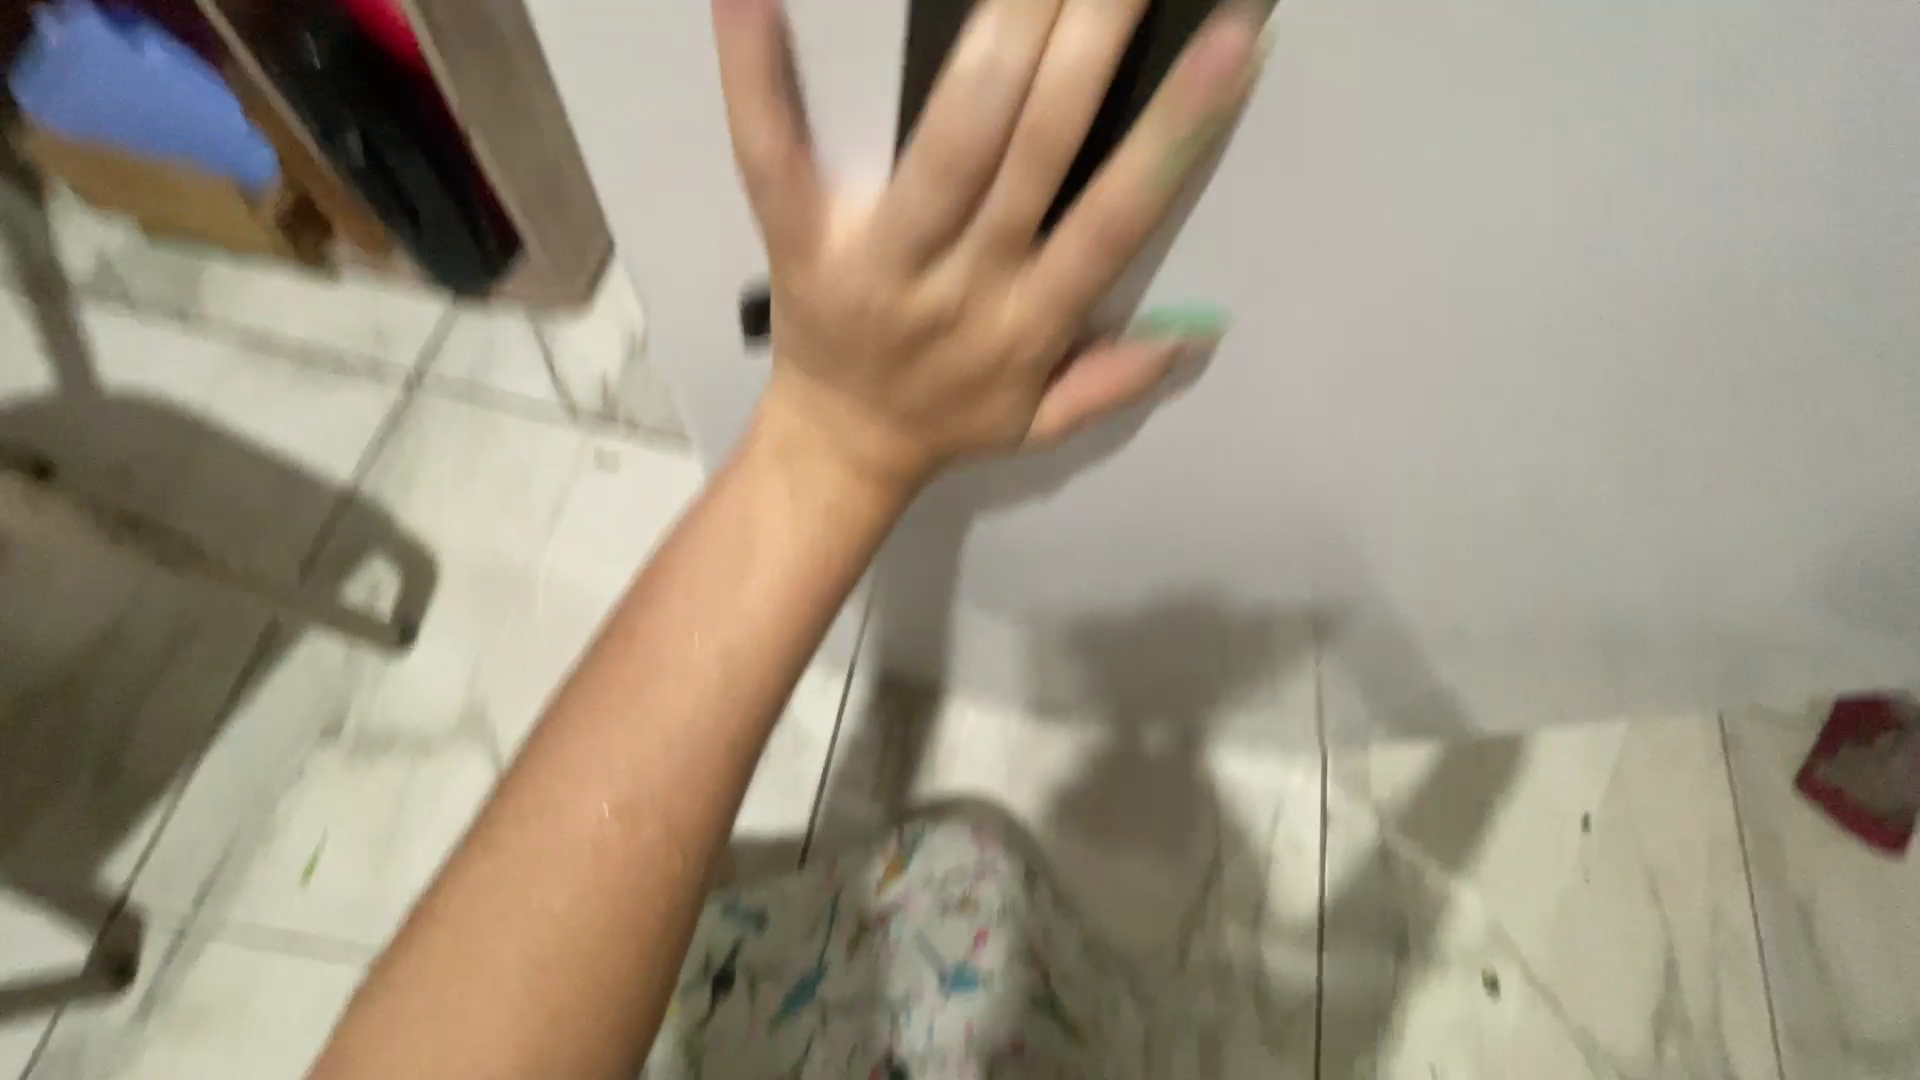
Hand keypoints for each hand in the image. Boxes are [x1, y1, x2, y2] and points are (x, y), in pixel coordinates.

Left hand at [714, 0, 1266, 496]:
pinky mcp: (797, 241)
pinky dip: (758, 76)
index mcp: (1025, 325)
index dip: (1171, 133)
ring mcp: (875, 261)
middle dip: (1086, 44)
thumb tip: (1197, 333)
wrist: (842, 445)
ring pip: (946, 146)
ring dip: (998, 40)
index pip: (1111, 223)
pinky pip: (771, 155)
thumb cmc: (947, 422)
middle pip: (1031, 155)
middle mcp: (959, 286)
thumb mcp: (1038, 425)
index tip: (1232, 40)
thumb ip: (1111, 383)